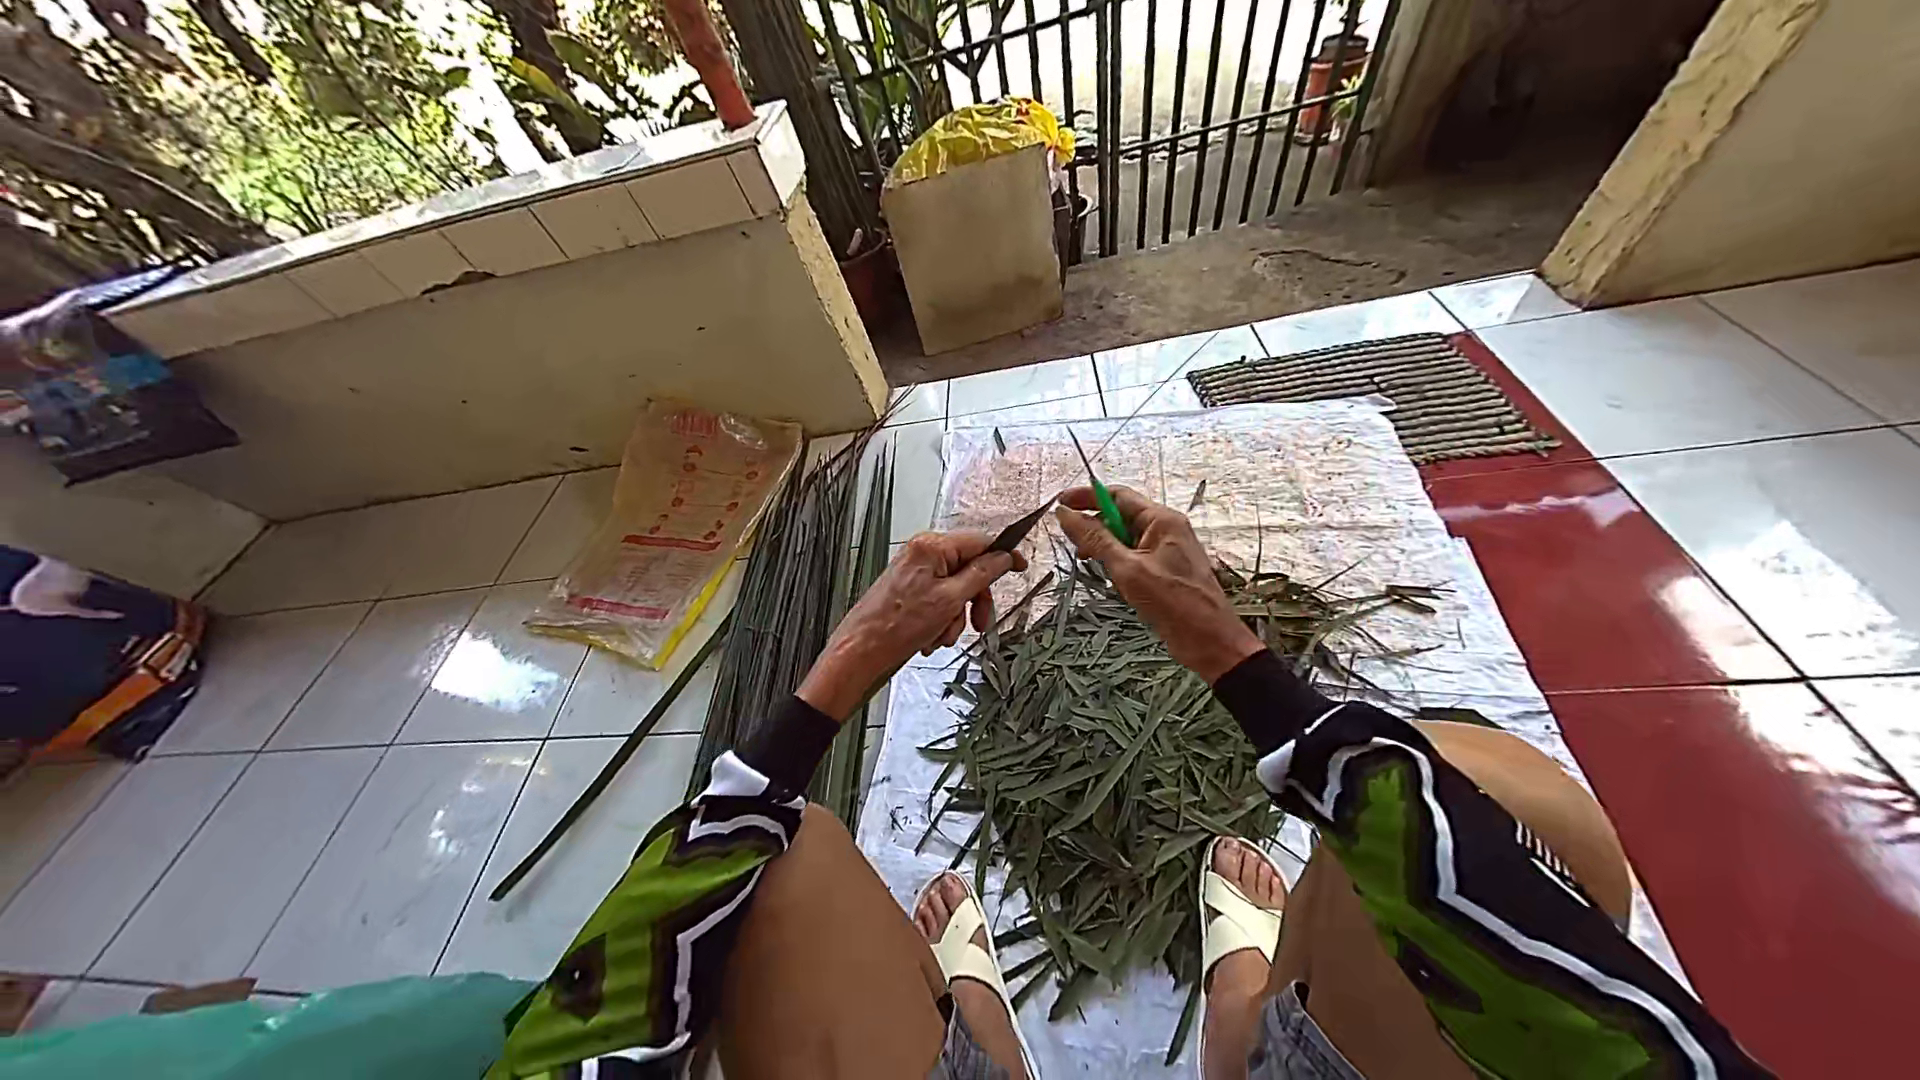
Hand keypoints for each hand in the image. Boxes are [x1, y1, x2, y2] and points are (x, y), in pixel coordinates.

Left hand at [797, 531, 1027, 719]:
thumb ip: (981, 574)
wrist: (862, 650)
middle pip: (969, 569)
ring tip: (941, 635)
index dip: (1001, 557)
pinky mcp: (910, 590)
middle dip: (975, 600)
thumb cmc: (896, 625)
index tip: (1019, 567)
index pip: (979, 542)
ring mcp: (915, 572)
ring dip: (956, 617)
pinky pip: (939, 601)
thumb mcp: (951, 600)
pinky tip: (930, 637)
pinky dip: (941, 620)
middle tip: (979, 623)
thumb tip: (1003, 557)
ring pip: (956, 590)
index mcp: (932, 547)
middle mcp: (922, 554)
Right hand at [1054, 486, 1264, 682]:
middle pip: (1120, 515)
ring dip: (1103, 547)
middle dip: (1093, 526)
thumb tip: (1067, 515)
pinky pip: (1133, 555)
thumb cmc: (1176, 605)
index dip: (1086, 497)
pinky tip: (1110, 578)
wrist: (1211, 642)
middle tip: (1072, 543)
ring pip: (1125, 537)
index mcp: (1162, 520)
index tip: (1061, 504)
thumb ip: (1095, 540)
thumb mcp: (1127, 569)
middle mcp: (1166, 529)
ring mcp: (1166, 549)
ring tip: (1090, 564)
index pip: (1117, 496)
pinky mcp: (1165, 569)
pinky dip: (1116, 562)